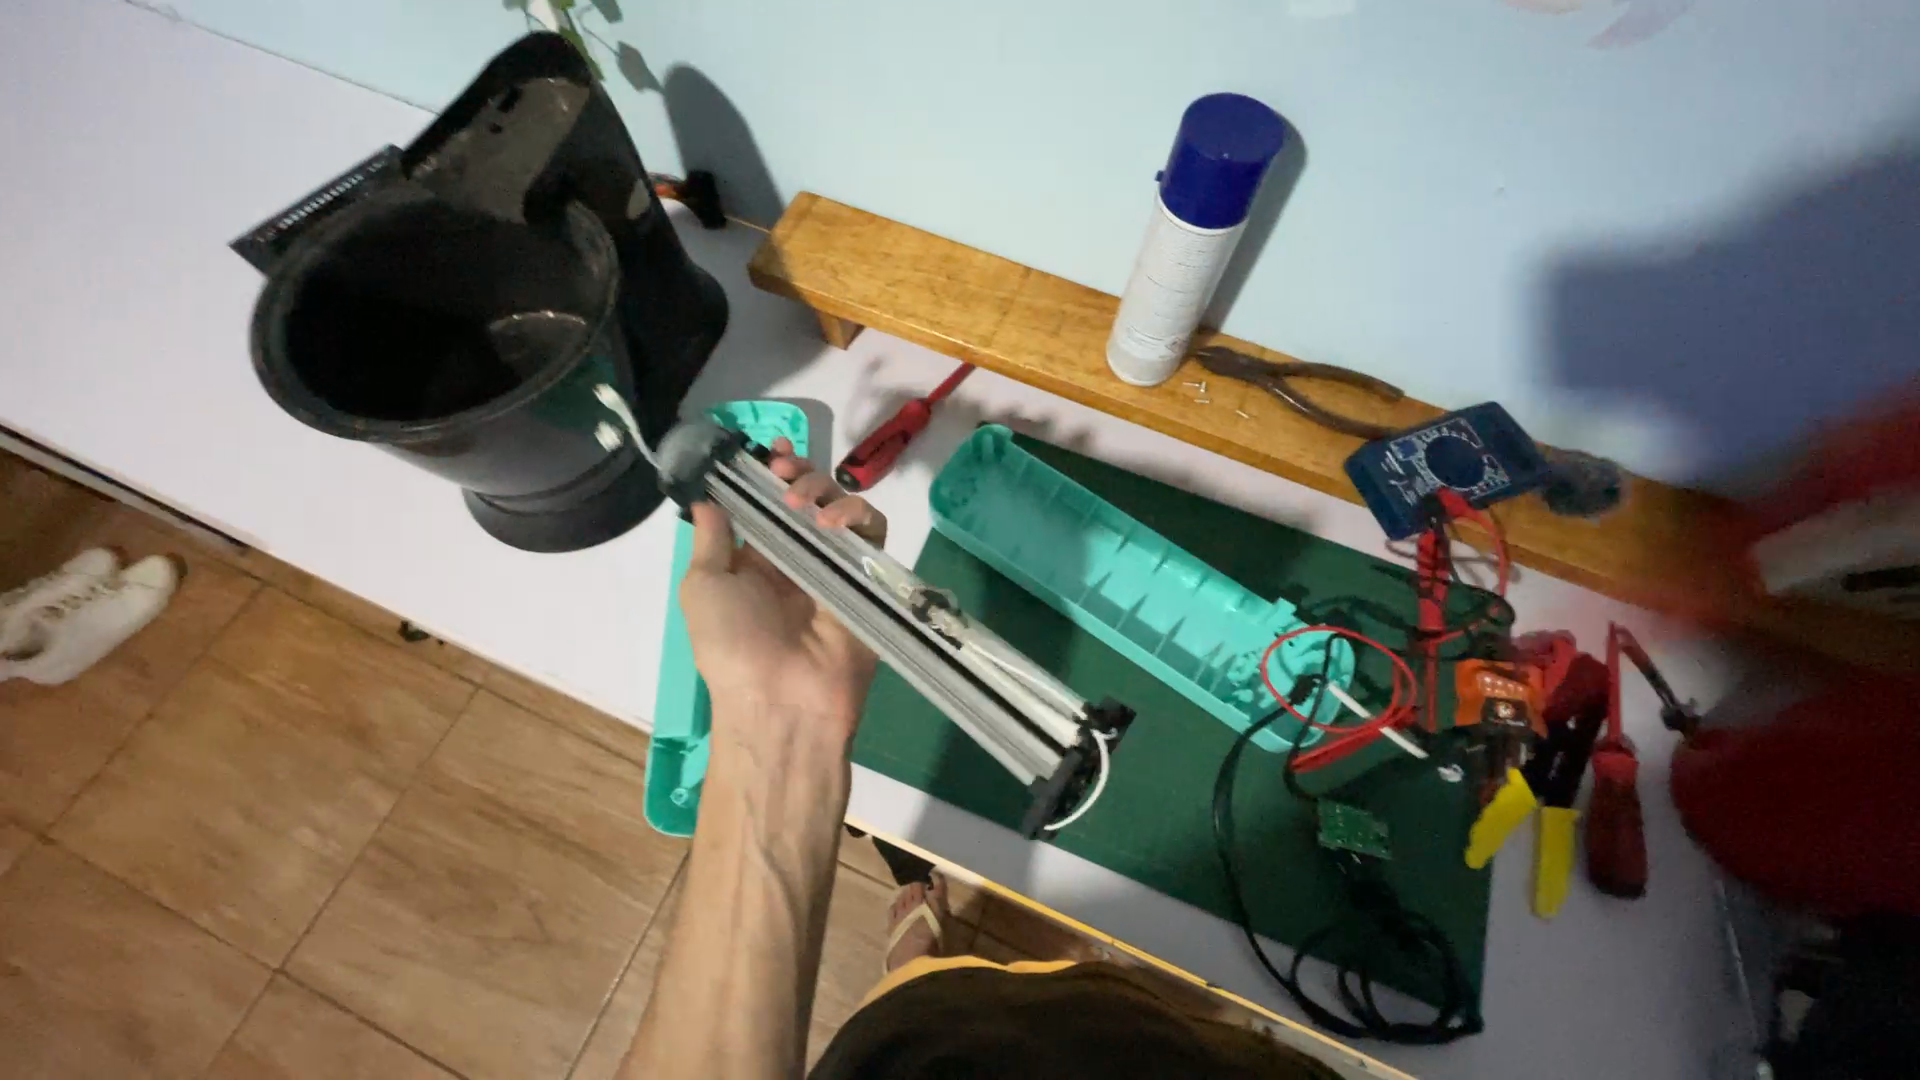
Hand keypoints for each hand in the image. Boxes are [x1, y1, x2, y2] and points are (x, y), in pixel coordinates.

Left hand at [678, 438, 887, 750]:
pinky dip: (858, 516)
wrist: (781, 701)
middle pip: (810, 499)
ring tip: (806, 503)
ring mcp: (835, 567)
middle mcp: (798, 558)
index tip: (771, 453)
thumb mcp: (703, 587)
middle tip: (785, 475)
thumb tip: (709, 498)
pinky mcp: (868, 578)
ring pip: (844, 508)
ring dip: (827, 491)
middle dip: (800, 476)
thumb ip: (712, 537)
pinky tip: (834, 522)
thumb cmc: (731, 644)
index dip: (772, 475)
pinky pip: (874, 534)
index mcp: (757, 561)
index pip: (770, 505)